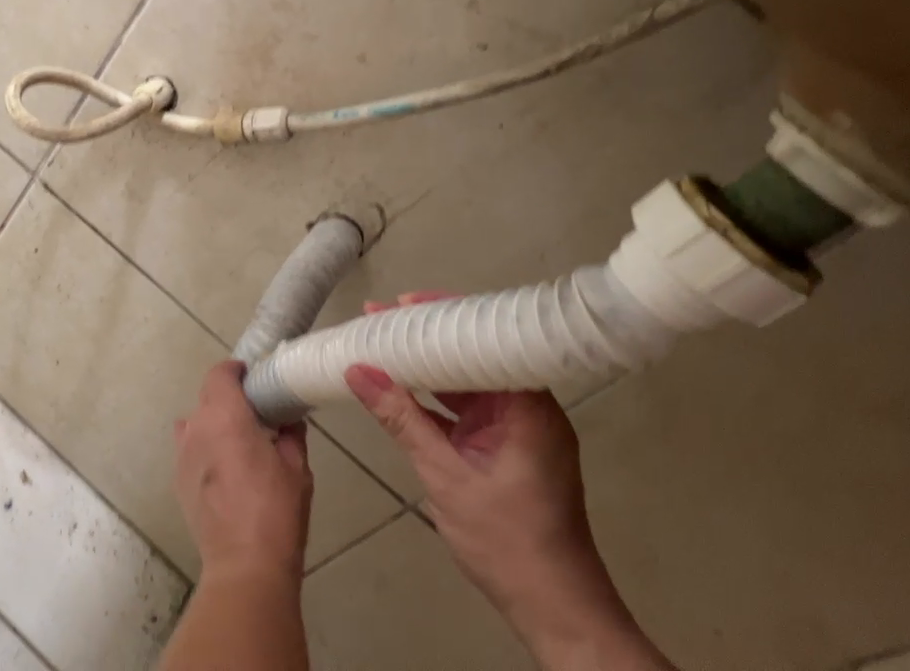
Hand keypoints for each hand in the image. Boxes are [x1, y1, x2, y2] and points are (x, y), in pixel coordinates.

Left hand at [172, 360, 313, 582]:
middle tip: (255, 414)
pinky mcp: (177, 480)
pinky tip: (225, 471)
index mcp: (225, 416)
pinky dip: (205, 449)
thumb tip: (287, 420)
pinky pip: (190, 450)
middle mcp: (197, 428)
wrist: (245, 564)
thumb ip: (289, 435)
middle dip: (228, 399)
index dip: (234, 371)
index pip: (219, 375)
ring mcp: (182, 455)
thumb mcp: (296, 468)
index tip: (252, 377)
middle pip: (207, 398)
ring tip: (238, 443)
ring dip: (214, 424)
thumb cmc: (276, 511)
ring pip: (195, 424)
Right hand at [345, 295, 672, 669]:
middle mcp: (529, 407)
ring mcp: (519, 428)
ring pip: (469, 382)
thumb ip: (401, 419)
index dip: (440, 317)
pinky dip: (436, 398)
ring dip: (428, 366)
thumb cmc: (506, 540)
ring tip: (381, 341)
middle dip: (426, 335)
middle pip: (475, 355)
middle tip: (378, 316)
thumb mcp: (445, 475)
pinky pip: (469, 409)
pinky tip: (400, 386)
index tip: (398, 303)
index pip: (483, 341)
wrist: (552, 606)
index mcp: (528, 406)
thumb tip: (356, 372)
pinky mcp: (508, 447)